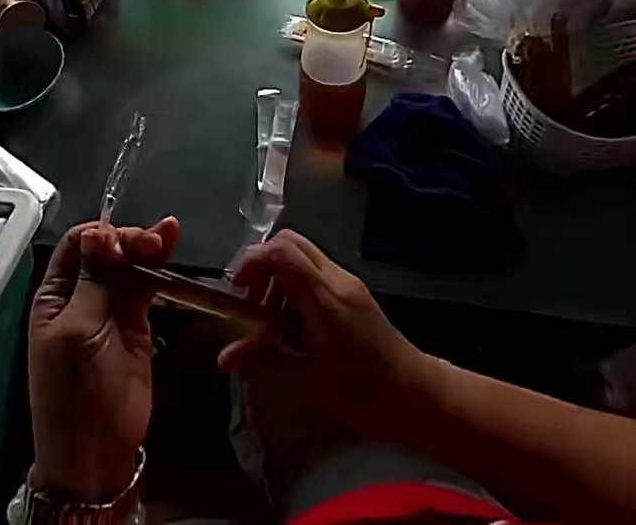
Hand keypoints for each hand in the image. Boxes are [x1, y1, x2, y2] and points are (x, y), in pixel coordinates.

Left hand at [29, 217, 180, 499]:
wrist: (97, 453)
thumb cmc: (76, 392)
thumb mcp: (79, 332)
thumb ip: (93, 280)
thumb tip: (98, 232)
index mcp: (56, 294)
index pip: (77, 245)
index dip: (101, 236)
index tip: (123, 242)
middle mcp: (82, 294)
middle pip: (108, 250)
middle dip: (130, 239)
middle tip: (155, 242)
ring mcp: (111, 307)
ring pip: (130, 264)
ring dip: (149, 247)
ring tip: (170, 234)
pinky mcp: (137, 321)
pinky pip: (147, 285)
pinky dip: (159, 268)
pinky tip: (171, 251)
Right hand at [218, 230, 431, 440]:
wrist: (413, 393)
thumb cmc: (361, 390)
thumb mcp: (306, 381)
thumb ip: (263, 361)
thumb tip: (222, 358)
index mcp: (324, 296)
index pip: (283, 252)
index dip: (252, 260)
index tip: (236, 289)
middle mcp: (336, 278)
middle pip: (291, 242)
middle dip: (262, 262)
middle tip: (249, 298)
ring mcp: (347, 281)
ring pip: (303, 253)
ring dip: (277, 273)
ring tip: (267, 315)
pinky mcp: (352, 290)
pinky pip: (315, 270)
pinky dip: (294, 283)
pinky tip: (290, 320)